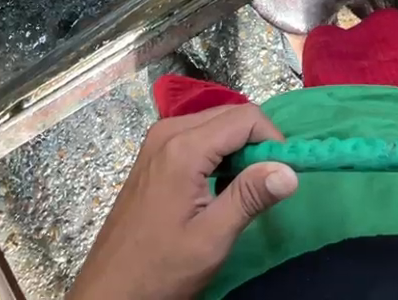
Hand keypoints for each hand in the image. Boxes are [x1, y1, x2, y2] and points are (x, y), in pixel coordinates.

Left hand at [68, 104, 298, 299]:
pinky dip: (217, 152)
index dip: (272, 140)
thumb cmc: (160, 270)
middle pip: (230, 115)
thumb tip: (290, 171)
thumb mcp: (211, 239)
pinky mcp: (155, 153)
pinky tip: (218, 186)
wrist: (108, 292)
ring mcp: (158, 140)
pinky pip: (198, 135)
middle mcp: (169, 130)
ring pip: (216, 123)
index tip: (281, 174)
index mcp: (183, 146)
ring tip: (242, 189)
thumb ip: (249, 197)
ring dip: (237, 148)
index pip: (246, 117)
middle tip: (265, 185)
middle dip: (256, 143)